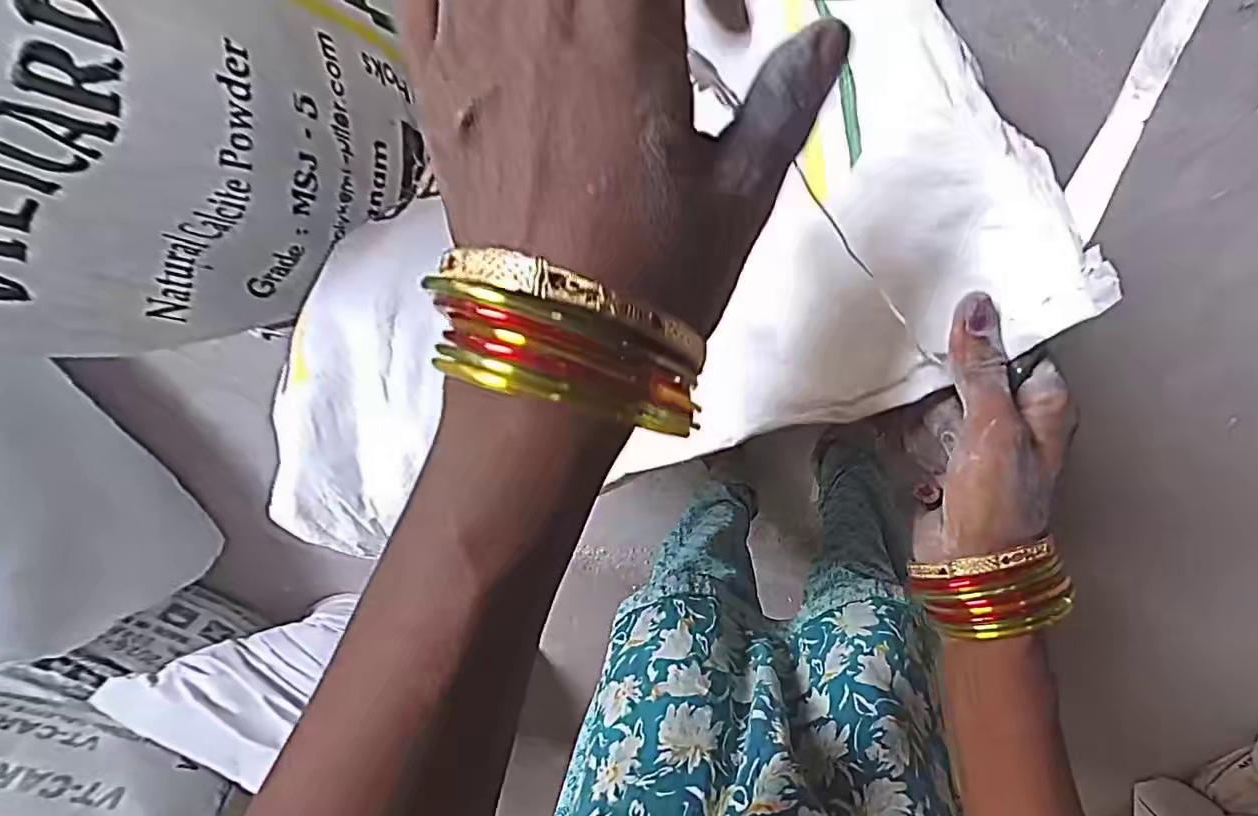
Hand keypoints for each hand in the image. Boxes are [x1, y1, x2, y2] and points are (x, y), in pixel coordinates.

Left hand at [399, 0, 848, 333]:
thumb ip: (785, 102)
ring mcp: (465, 25)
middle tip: (675, 34)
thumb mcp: (740, 197)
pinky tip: (530, 26)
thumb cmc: (659, 276)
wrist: (561, 341)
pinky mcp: (428, 61)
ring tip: (608, 41)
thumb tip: (830, 39)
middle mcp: (531, 3)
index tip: (732, 30)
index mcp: (621, 29)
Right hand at [914, 293, 1078, 561]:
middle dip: (947, 384)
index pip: (1017, 346)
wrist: (969, 563)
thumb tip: (977, 308)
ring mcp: (978, 437)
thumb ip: (983, 366)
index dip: (987, 334)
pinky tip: (926, 464)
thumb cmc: (998, 501)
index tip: (953, 321)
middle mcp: (1014, 416)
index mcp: (1043, 403)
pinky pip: (925, 428)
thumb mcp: (994, 425)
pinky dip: (917, 440)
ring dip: (929, 419)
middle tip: (943, 401)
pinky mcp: (948, 456)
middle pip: (972, 371)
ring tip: (939, 450)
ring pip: (941, 399)